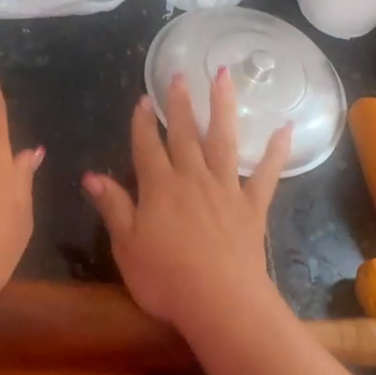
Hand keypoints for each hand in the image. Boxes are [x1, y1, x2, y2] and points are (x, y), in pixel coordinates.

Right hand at [83, 69, 290, 332]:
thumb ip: (112, 206)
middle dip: (179, 104)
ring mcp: (226, 190)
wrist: (220, 300)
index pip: (146, 148)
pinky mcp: (252, 207)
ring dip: (222, 107)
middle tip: (180, 74)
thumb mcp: (126, 245)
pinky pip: (266, 173)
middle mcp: (192, 179)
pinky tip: (284, 127)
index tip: (141, 99)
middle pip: (184, 135)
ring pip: (222, 140)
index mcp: (158, 188)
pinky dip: (275, 150)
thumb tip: (91, 175)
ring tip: (223, 76)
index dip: (141, 123)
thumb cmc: (164, 278)